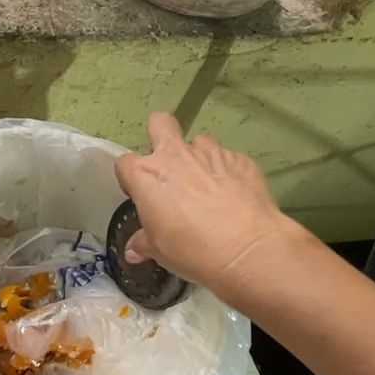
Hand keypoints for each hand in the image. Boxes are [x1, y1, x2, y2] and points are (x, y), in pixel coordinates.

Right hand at [113, 112, 306, 305]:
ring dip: (200, 159)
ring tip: (209, 186)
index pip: (125, 163)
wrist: (249, 250)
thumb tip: (134, 250)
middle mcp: (175, 156)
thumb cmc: (192, 250)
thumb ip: (144, 242)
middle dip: (161, 135)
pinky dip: (229, 173)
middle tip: (170, 166)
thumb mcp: (160, 251)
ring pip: (200, 142)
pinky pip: (230, 160)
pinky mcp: (242, 160)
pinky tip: (237, 196)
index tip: (142, 195)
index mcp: (146, 174)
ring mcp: (211, 153)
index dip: (131, 178)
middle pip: (160, 123)